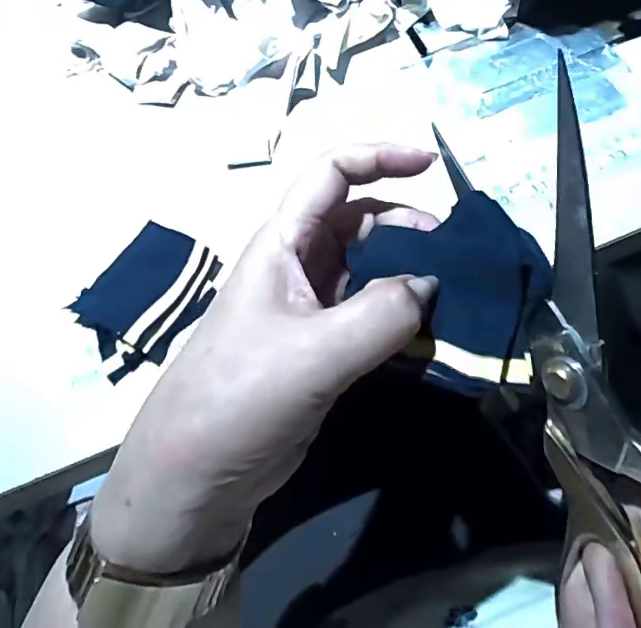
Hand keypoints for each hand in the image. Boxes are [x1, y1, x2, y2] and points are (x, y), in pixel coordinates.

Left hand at [89, 144, 441, 572]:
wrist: (192, 484)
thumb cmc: (237, 399)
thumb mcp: (311, 354)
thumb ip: (380, 315)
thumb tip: (432, 285)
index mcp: (284, 242)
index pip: (333, 173)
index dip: (381, 156)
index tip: (431, 164)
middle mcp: (300, 262)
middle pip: (362, 217)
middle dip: (407, 222)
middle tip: (448, 252)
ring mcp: (314, 304)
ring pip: (372, 262)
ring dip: (410, 266)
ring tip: (447, 289)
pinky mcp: (327, 342)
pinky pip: (375, 306)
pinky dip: (404, 307)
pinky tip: (430, 327)